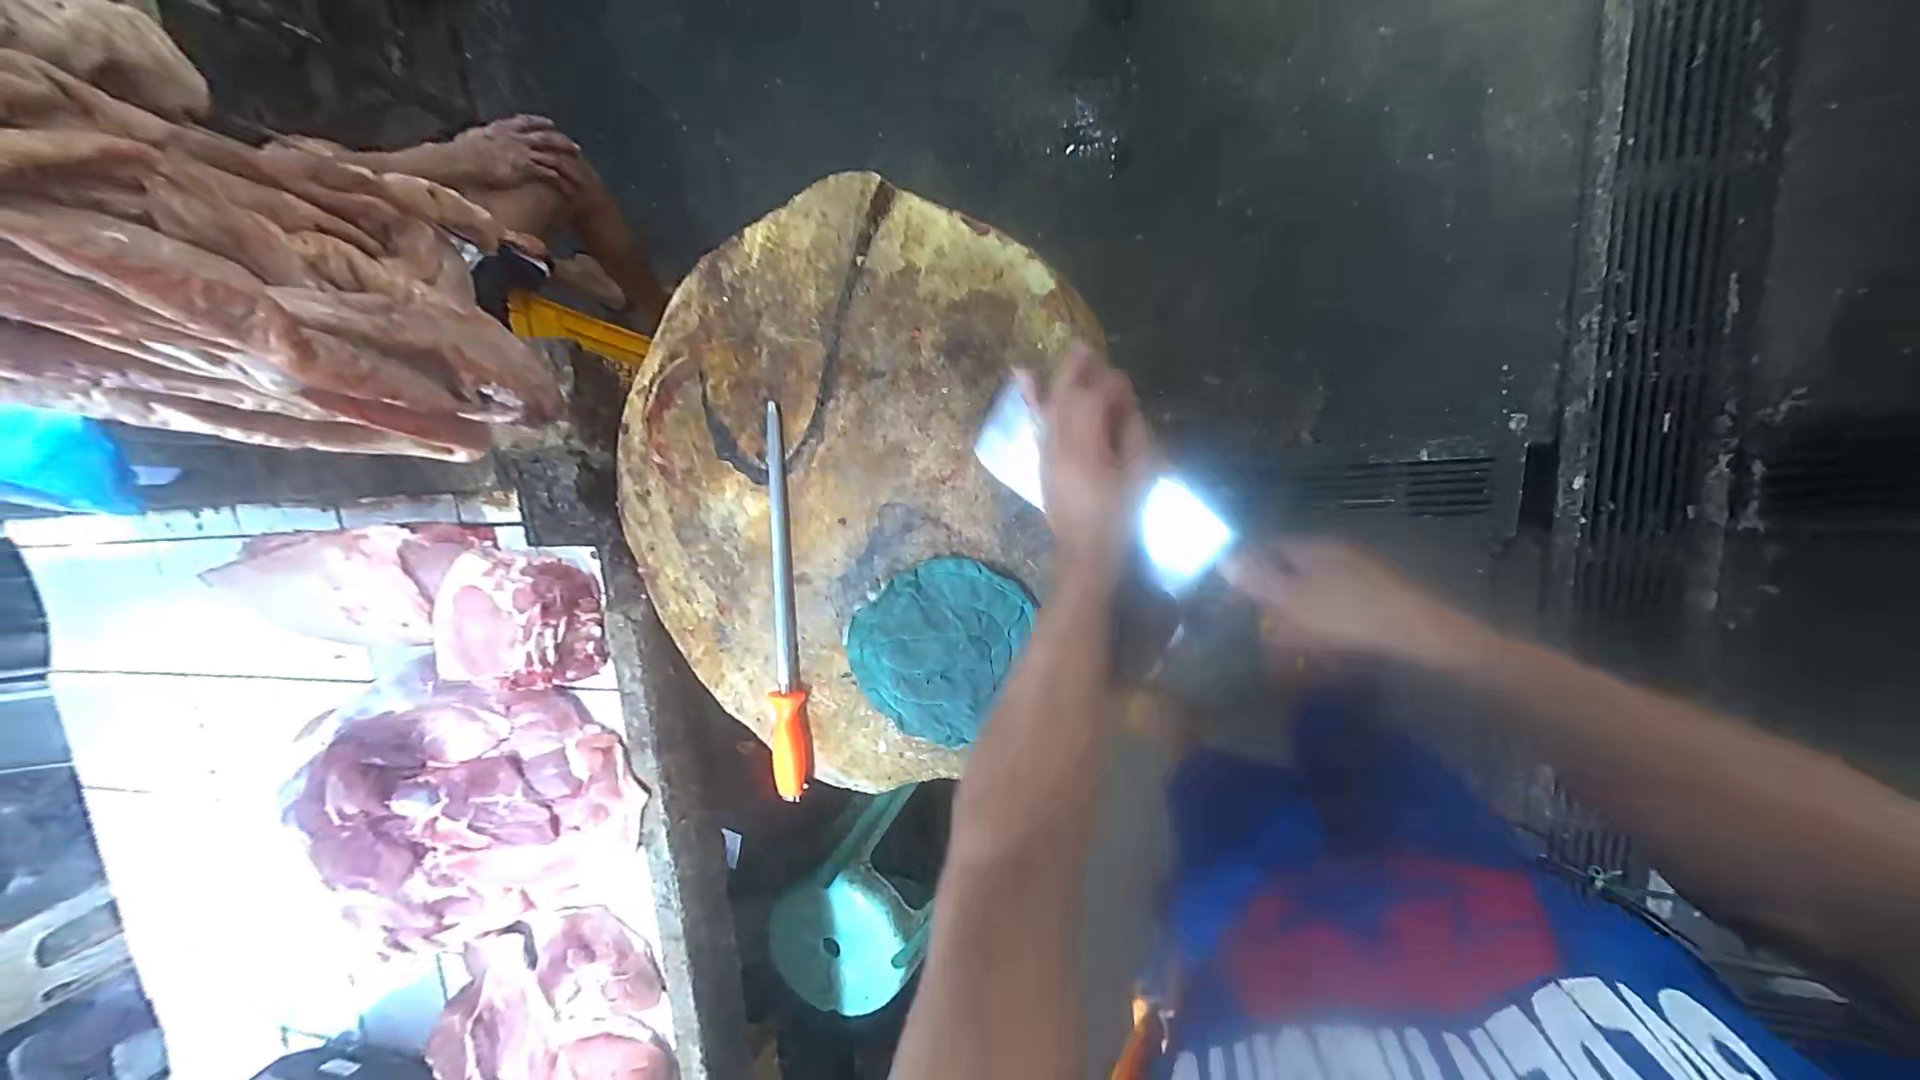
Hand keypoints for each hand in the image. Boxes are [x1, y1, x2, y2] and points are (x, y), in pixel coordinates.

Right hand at [446, 115, 581, 188]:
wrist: (461, 160)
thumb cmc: (461, 151)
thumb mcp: (473, 136)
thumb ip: (484, 136)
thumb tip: (480, 137)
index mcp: (503, 128)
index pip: (525, 121)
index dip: (540, 122)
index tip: (551, 123)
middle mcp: (516, 138)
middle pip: (546, 137)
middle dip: (562, 142)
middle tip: (576, 148)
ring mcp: (523, 153)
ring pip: (552, 156)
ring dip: (568, 164)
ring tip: (580, 172)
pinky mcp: (526, 168)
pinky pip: (549, 175)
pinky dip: (561, 182)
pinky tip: (569, 189)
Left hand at [1034, 341, 1151, 577]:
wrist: (1085, 555)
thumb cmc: (1120, 520)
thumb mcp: (1141, 477)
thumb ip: (1133, 435)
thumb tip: (1125, 406)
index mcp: (1086, 451)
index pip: (1094, 402)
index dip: (1112, 387)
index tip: (1128, 388)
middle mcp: (1058, 448)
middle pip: (1065, 397)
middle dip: (1080, 369)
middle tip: (1092, 348)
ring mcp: (1045, 455)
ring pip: (1049, 407)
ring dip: (1061, 379)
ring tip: (1075, 354)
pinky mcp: (1041, 463)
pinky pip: (1037, 424)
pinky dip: (1033, 399)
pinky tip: (1024, 376)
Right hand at [1222, 541, 1492, 667]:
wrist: (1424, 636)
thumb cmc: (1348, 614)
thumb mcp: (1292, 598)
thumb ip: (1255, 579)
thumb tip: (1224, 560)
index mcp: (1314, 549)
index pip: (1266, 549)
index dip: (1245, 570)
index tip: (1229, 597)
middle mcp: (1336, 557)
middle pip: (1289, 575)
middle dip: (1270, 606)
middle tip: (1258, 632)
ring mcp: (1359, 579)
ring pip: (1312, 598)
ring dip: (1294, 624)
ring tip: (1284, 654)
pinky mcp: (1377, 603)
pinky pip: (1336, 614)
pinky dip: (1321, 632)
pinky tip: (1320, 657)